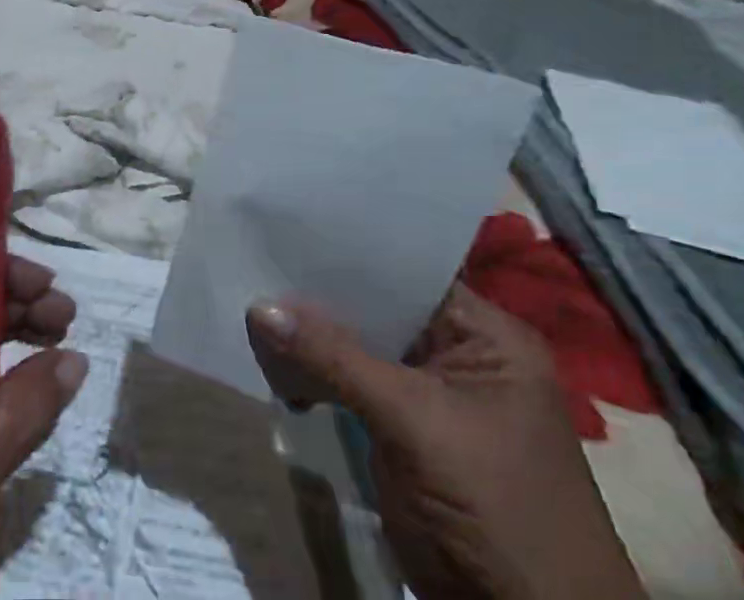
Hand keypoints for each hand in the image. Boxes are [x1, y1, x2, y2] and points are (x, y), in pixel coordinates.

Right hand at [246, 284, 643, 599]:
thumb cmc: (492, 507)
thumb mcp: (413, 422)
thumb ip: (335, 360)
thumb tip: (258, 306)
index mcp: (486, 336)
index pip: (406, 275)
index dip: (347, 258)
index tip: (284, 236)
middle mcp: (460, 354)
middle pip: (378, 311)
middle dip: (319, 301)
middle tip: (253, 270)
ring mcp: (430, 396)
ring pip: (359, 349)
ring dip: (312, 342)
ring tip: (251, 318)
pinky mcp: (404, 431)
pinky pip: (351, 387)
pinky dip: (317, 379)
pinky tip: (276, 371)